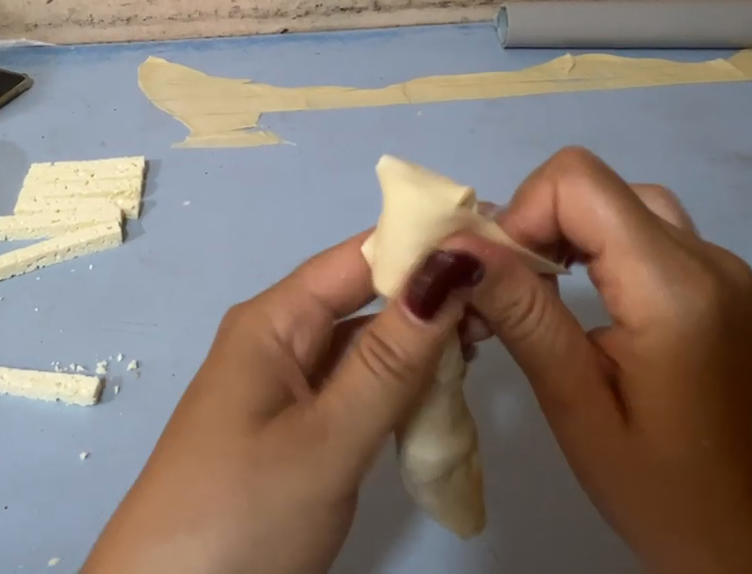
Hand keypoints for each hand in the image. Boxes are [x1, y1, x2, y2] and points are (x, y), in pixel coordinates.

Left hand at [85, 233, 484, 573]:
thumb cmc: (244, 509)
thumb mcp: (327, 438)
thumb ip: (391, 360)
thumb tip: (448, 267)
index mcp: (275, 319)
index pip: (357, 257)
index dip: (422, 242)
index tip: (497, 243)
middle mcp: (279, 336)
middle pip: (362, 295)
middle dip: (429, 294)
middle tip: (507, 303)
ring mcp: (286, 382)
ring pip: (364, 343)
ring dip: (420, 343)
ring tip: (491, 340)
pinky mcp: (296, 425)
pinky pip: (355, 385)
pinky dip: (399, 386)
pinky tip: (444, 394)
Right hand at [469, 148, 751, 573]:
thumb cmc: (668, 495)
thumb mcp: (578, 406)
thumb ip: (521, 313)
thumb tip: (452, 248)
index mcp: (675, 285)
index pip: (576, 180)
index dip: (521, 213)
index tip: (497, 281)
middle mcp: (705, 257)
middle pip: (592, 184)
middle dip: (532, 225)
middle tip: (503, 295)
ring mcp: (719, 268)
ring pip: (614, 201)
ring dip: (560, 233)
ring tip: (533, 298)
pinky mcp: (717, 285)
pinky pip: (639, 230)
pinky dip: (590, 246)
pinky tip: (572, 301)